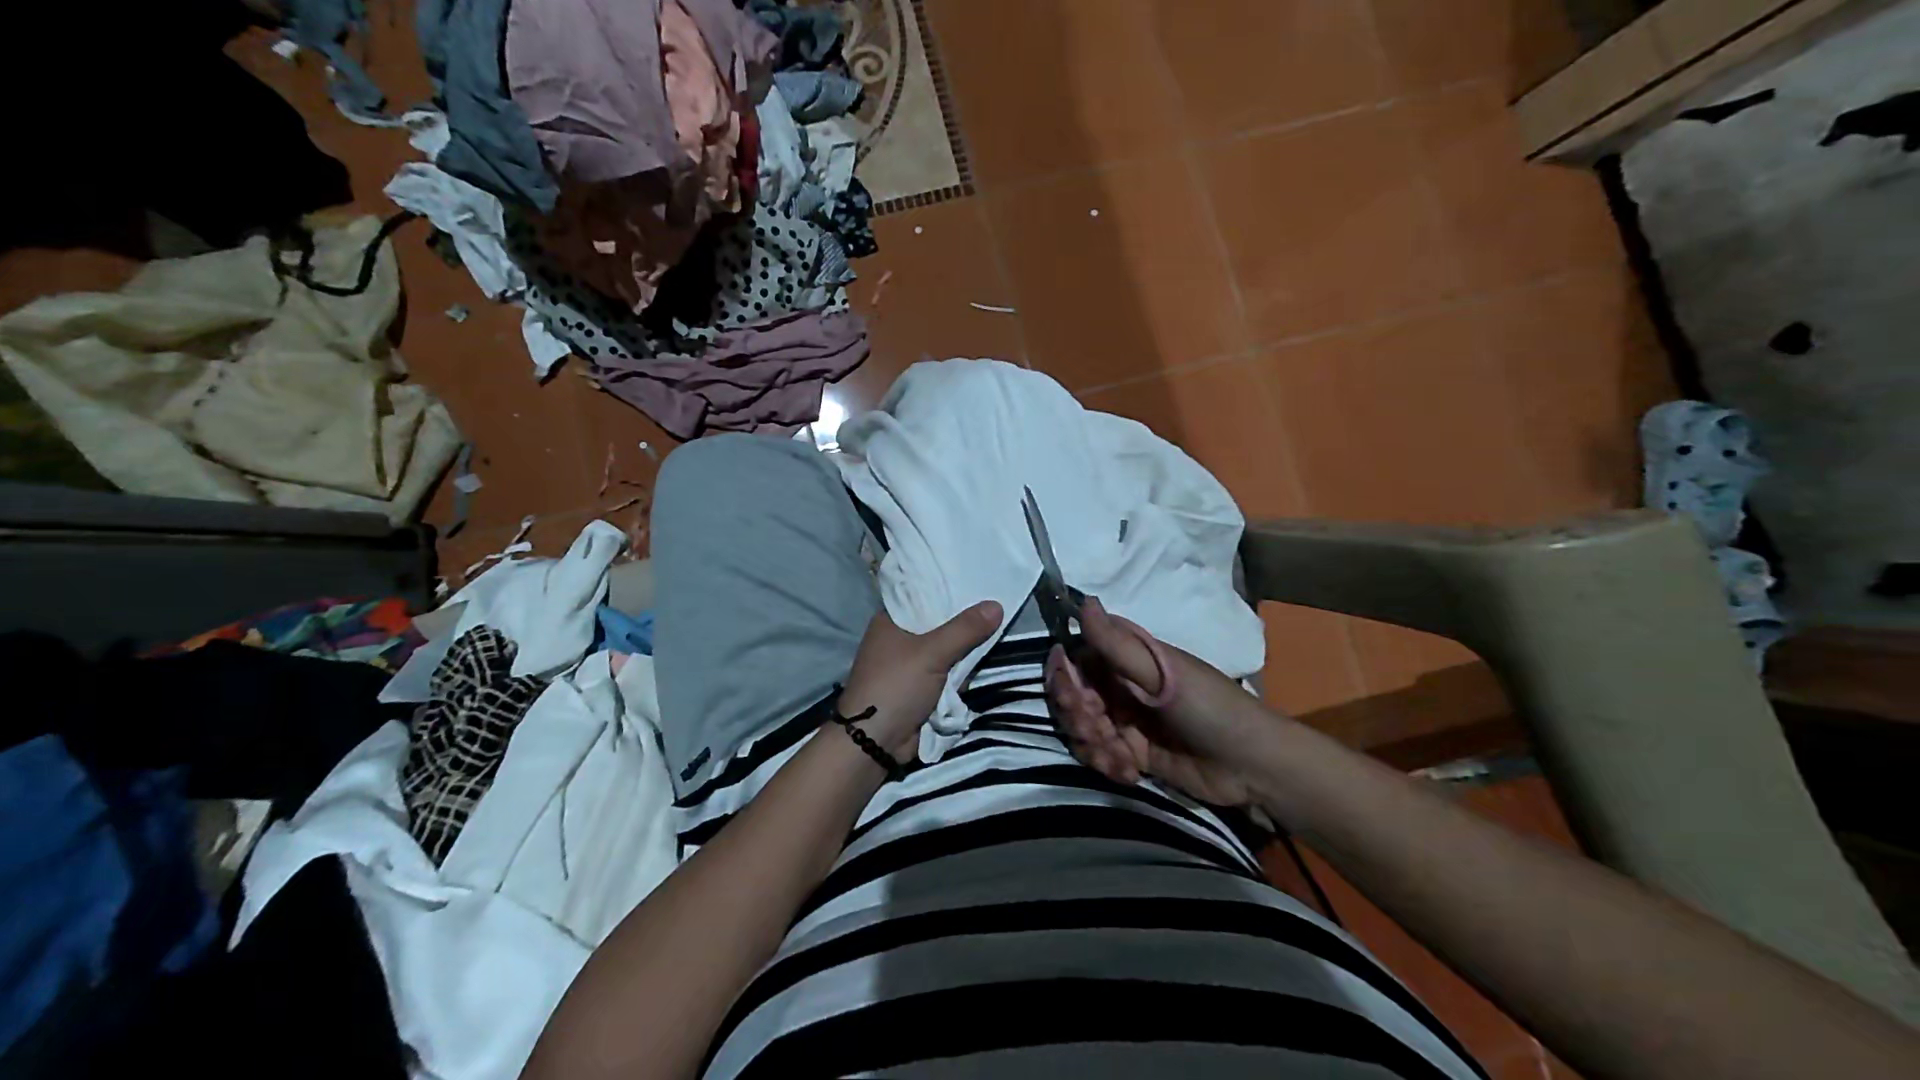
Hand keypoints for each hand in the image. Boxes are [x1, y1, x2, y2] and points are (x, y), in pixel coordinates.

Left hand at [838, 601, 1002, 758]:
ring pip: (947, 651)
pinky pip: (947, 674)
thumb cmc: (896, 685)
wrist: (874, 742)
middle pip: (940, 624)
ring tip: (998, 637)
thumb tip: (996, 604)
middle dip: (965, 626)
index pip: (924, 595)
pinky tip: (983, 665)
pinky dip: (960, 675)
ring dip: (966, 654)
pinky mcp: (919, 688)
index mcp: (891, 620)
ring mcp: (909, 665)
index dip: (951, 590)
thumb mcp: (932, 653)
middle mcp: (898, 638)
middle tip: (997, 611)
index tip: (982, 584)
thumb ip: (965, 629)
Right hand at [1045, 597, 1266, 806]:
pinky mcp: (1131, 754)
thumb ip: (1116, 644)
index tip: (1071, 692)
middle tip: (1097, 728)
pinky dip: (1107, 764)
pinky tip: (1129, 772)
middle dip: (1077, 715)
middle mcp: (1120, 687)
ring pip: (1081, 729)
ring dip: (1092, 744)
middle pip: (1072, 697)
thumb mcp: (1161, 673)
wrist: (1249, 764)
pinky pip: (1099, 756)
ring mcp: (1125, 722)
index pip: (1077, 660)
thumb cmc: (1209, 706)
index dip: (1064, 675)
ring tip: (1118, 756)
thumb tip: (1083, 601)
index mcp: (1127, 660)